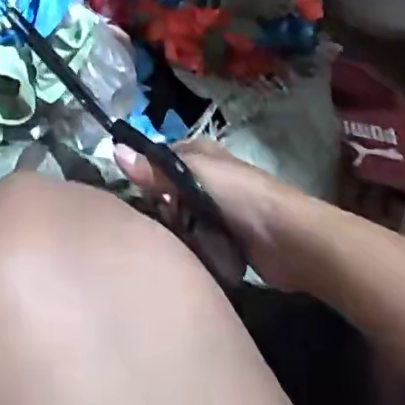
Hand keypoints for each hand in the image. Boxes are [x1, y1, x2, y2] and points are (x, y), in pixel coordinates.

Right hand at [115, 137, 327, 291]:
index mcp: (198, 153)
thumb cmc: (241, 196)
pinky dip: (193, 247)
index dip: (146, 175)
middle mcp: (204, 177)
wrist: (290, 240)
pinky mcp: (224, 238)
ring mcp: (215, 208)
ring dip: (179, 231)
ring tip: (183, 241)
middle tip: (170, 219)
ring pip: (178, 218)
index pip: (157, 159)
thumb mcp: (193, 175)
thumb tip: (114, 150)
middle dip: (164, 208)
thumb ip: (154, 169)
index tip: (141, 194)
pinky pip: (194, 240)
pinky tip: (194, 255)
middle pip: (165, 192)